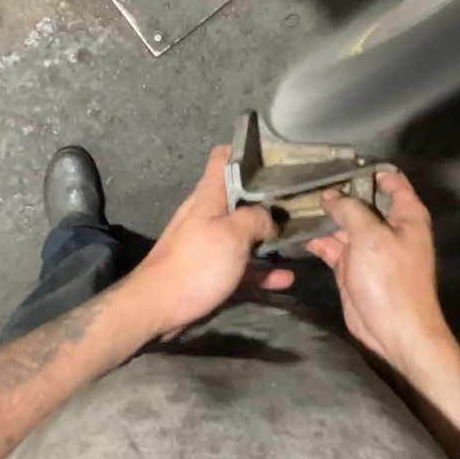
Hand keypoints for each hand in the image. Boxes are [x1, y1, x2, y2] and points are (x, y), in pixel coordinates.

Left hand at [122, 147, 293, 338]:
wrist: (158, 307)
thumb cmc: (196, 263)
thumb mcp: (232, 234)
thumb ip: (256, 218)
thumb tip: (270, 218)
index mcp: (209, 196)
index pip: (223, 158)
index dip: (247, 151)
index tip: (276, 156)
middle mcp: (208, 214)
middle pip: (241, 197)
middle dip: (269, 198)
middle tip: (302, 199)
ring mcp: (210, 243)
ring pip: (245, 233)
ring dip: (269, 237)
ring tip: (300, 238)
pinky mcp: (211, 271)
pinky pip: (242, 265)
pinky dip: (262, 270)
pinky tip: (286, 278)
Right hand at [305, 172, 454, 374]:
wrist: (395, 330)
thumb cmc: (391, 279)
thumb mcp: (370, 237)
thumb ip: (349, 210)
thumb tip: (330, 196)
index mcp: (406, 215)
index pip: (391, 180)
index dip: (368, 170)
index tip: (338, 163)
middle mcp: (388, 228)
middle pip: (361, 201)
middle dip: (337, 192)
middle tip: (305, 180)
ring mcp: (368, 248)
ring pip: (343, 224)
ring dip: (322, 216)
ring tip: (293, 202)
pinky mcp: (350, 267)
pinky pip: (331, 246)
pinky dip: (316, 239)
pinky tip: (295, 231)